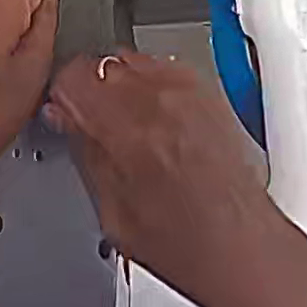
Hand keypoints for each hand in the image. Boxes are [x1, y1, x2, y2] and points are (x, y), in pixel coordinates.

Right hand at [48, 53, 306, 306]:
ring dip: (117, 84)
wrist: (245, 247)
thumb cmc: (189, 245)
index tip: (62, 108)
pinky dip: (146, 83)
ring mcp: (186, 89)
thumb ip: (84, 150)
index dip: (60, 93)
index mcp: (129, 128)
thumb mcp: (113, 212)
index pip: (74, 74)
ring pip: (129, 59)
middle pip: (100, 63)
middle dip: (88, 89)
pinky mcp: (205, 88)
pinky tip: (151, 119)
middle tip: (89, 120)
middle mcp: (159, 99)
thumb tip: (64, 116)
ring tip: (124, 124)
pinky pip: (159, 66)